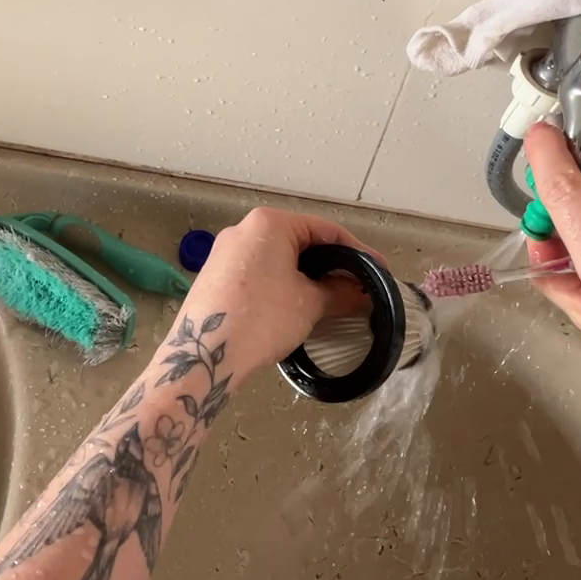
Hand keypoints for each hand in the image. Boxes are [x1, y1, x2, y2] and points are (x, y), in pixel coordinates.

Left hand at [178, 207, 373, 374]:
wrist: (202, 356)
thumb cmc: (259, 319)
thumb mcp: (310, 304)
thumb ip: (340, 292)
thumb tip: (360, 293)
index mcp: (269, 223)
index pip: (326, 230)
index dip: (357, 252)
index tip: (378, 271)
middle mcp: (243, 229)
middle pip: (301, 241)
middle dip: (331, 265)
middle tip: (356, 287)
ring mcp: (225, 253)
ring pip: (279, 257)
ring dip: (307, 276)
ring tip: (331, 299)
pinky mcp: (216, 276)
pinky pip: (259, 271)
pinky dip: (283, 284)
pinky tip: (297, 306)